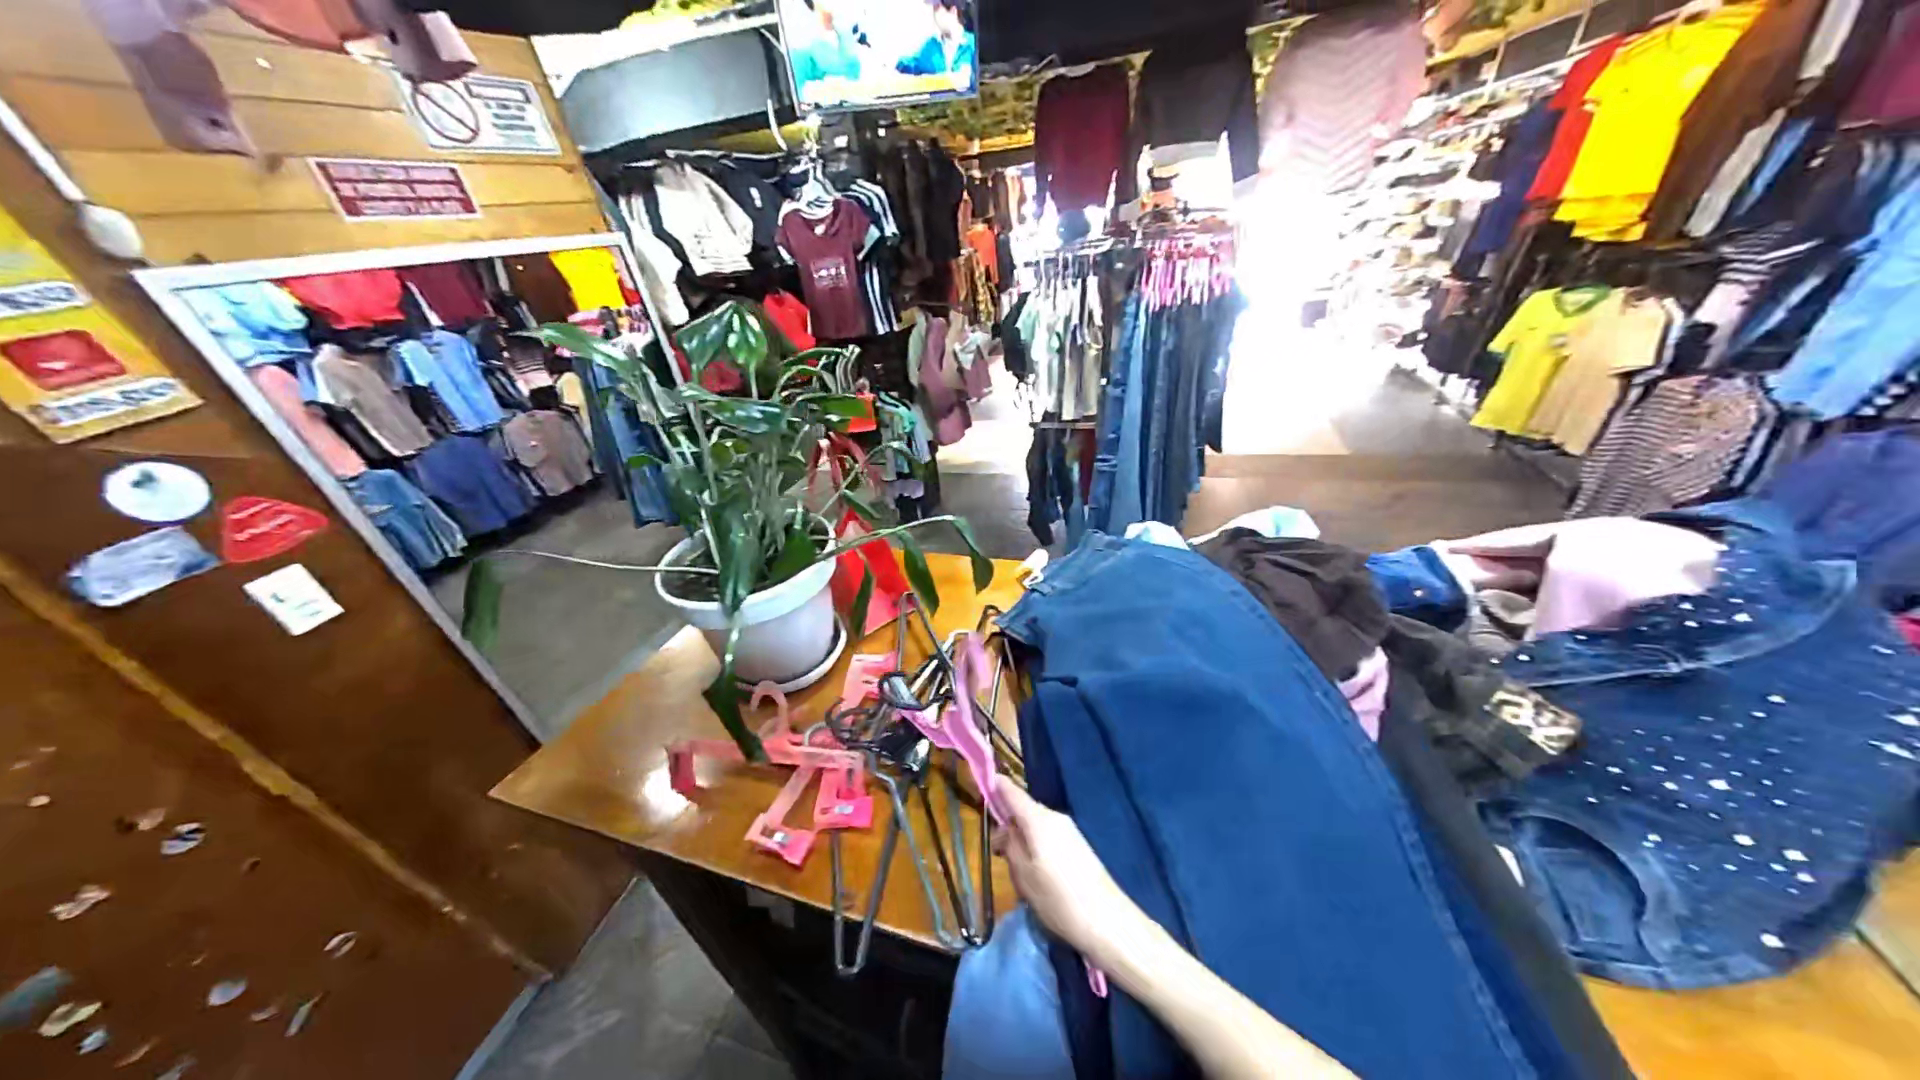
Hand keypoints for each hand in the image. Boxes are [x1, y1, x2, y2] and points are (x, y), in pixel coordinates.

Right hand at [994, 777, 1147, 967]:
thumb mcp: (1024, 875)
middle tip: (997, 850)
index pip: (1012, 791)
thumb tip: (1004, 827)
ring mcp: (1069, 830)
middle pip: (1024, 808)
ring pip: (1036, 824)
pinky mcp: (1078, 845)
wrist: (1108, 922)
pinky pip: (1049, 835)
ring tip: (1017, 869)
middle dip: (1007, 822)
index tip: (978, 784)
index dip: (994, 785)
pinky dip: (1036, 845)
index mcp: (1039, 819)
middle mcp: (1055, 817)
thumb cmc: (1059, 899)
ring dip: (1022, 837)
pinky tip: (1037, 873)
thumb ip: (1010, 845)